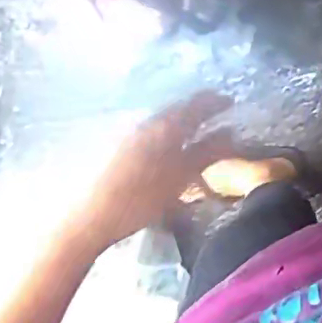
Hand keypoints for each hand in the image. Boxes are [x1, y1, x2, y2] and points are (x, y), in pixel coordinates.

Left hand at [71, 91, 235, 249]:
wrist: (88, 221)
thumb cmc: (141, 198)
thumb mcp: (182, 176)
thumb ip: (209, 151)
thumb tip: (231, 132)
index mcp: (166, 125)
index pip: (199, 102)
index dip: (218, 101)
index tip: (232, 103)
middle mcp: (149, 122)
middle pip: (181, 107)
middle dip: (201, 108)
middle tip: (218, 115)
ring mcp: (132, 134)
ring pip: (166, 118)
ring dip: (185, 120)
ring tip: (198, 131)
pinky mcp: (120, 148)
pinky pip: (154, 129)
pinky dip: (170, 130)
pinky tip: (172, 146)